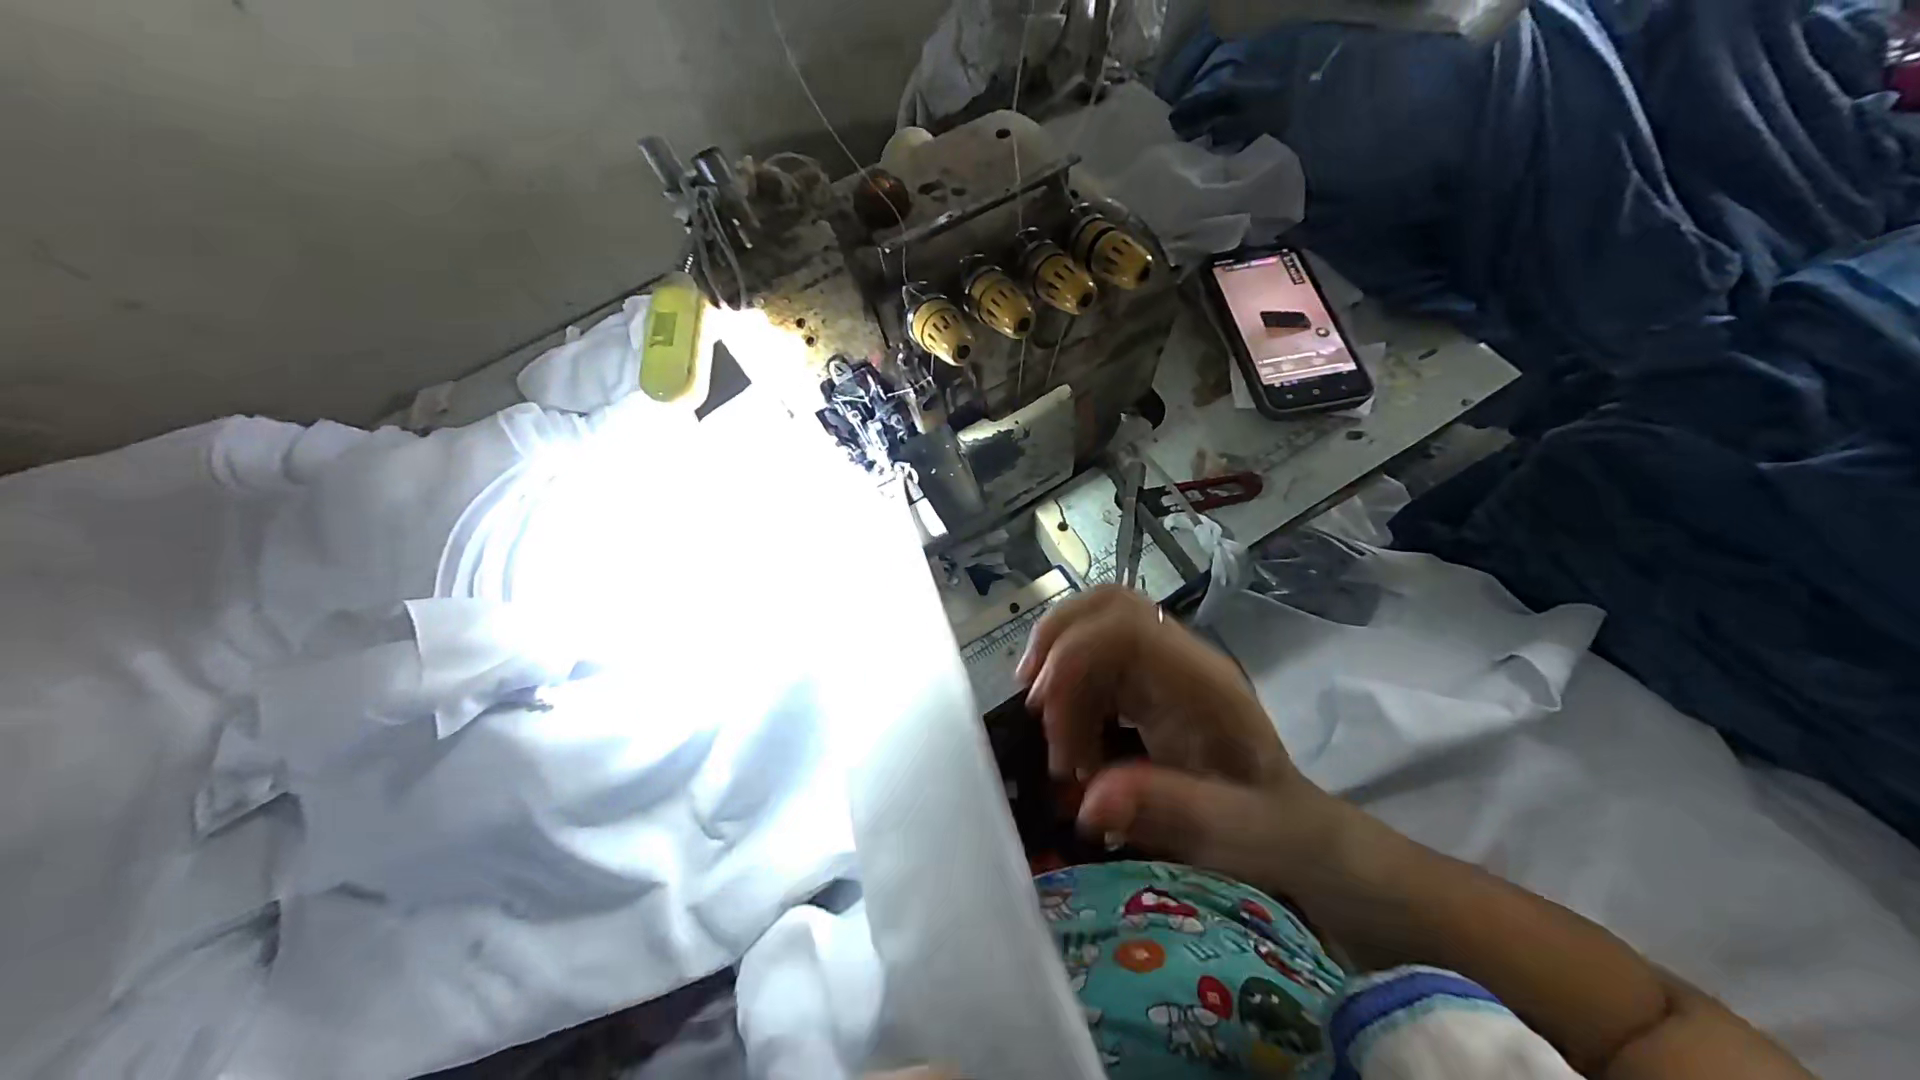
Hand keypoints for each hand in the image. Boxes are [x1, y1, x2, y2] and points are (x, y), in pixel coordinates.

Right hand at [1017, 587, 1346, 881]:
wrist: (1292, 825)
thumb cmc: (1271, 830)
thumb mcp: (1234, 833)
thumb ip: (1171, 812)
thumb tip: (1090, 803)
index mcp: (1202, 683)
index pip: (1126, 628)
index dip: (1073, 658)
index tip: (1047, 719)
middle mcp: (1180, 660)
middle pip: (1106, 608)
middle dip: (1054, 646)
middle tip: (1032, 708)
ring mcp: (1162, 666)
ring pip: (1093, 626)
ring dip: (1057, 671)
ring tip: (1053, 740)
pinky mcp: (1147, 681)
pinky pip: (1094, 658)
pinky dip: (1067, 689)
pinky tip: (1066, 736)